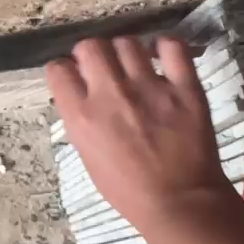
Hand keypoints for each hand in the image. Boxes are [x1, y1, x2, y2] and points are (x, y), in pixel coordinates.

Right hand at [47, 37, 236, 229]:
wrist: (179, 201)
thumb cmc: (126, 187)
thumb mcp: (86, 153)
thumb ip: (80, 118)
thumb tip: (81, 93)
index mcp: (81, 115)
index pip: (58, 69)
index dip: (63, 70)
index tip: (73, 77)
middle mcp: (111, 95)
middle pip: (90, 46)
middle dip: (90, 53)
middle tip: (101, 66)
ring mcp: (150, 89)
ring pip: (127, 42)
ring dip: (123, 49)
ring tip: (131, 64)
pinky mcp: (185, 88)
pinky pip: (172, 47)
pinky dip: (163, 45)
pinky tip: (160, 56)